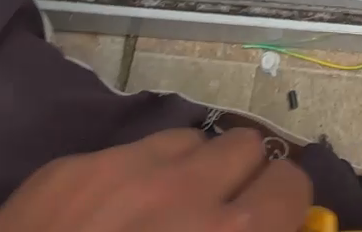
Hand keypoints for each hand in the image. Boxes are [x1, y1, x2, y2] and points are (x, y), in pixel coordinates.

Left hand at [0, 128, 312, 231]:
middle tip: (215, 220)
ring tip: (162, 214)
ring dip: (189, 172)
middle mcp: (184, 192)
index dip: (284, 207)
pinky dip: (134, 177)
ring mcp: (122, 170)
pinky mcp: (70, 168)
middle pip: (247, 145)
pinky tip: (106, 221)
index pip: (291, 185)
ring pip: (190, 139)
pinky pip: (130, 150)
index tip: (269, 226)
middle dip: (239, 181)